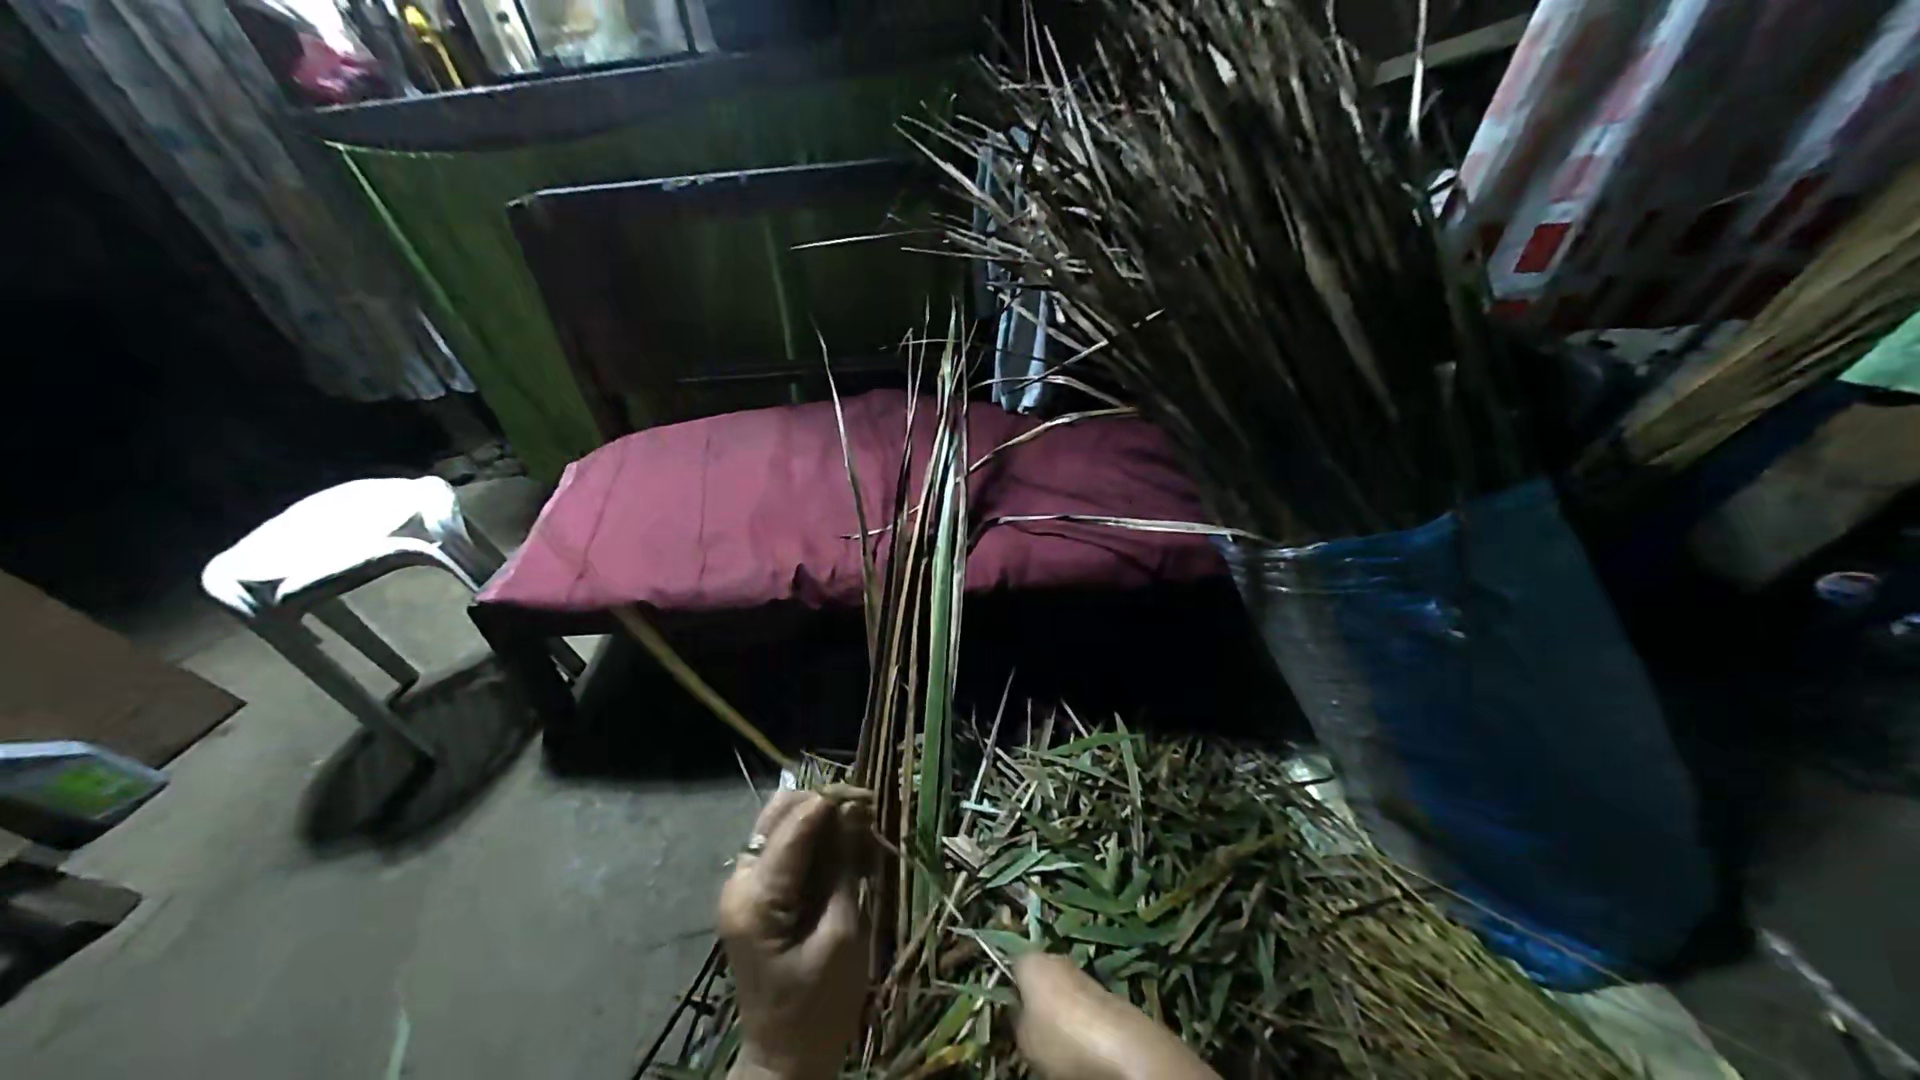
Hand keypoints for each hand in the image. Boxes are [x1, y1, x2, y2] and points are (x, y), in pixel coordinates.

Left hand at [719, 790, 870, 1079]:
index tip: (867, 795)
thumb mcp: (843, 936)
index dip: (830, 804)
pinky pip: (783, 849)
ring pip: (779, 825)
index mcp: (756, 899)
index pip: (792, 829)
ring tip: (857, 830)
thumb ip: (844, 869)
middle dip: (821, 806)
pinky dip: (812, 840)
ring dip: (818, 820)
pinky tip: (841, 850)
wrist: (785, 1059)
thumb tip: (855, 813)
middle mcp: (740, 883)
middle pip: (778, 815)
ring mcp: (744, 888)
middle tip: (864, 813)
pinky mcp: (756, 895)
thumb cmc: (818, 1008)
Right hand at [1013, 953, 1220, 1079]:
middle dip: (1037, 1001)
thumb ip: (1017, 1021)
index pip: (1011, 966)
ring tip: (1057, 1047)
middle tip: (1030, 1033)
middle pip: (1040, 978)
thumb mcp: (1023, 1038)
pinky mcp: (1108, 996)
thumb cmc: (1061, 1038)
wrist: (1124, 1049)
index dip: (1009, 990)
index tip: (1008, 1014)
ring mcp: (1086, 976)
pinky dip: (1081, 1025)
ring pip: (1063, 994)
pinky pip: (1084, 1009)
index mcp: (1031, 960)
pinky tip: (1082, 1049)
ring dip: (1060, 1014)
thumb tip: (1021, 1015)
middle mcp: (1058, 959)